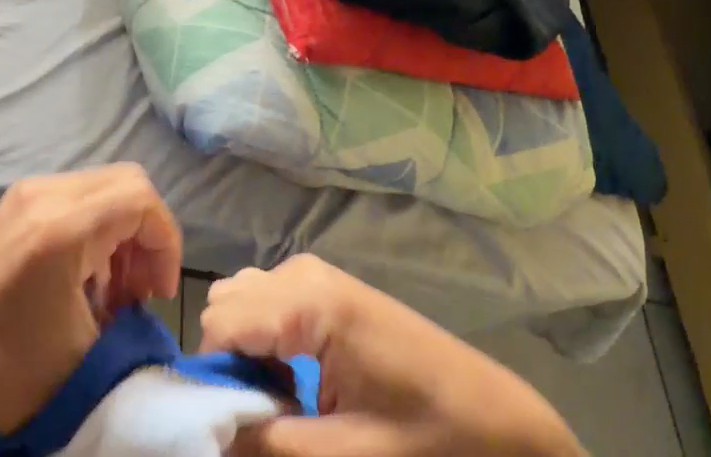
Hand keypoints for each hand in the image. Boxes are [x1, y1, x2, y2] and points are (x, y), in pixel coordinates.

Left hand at [0, 164, 182, 456]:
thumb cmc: (5, 369)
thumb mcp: (87, 357)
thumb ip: (135, 322)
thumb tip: (150, 304)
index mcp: (62, 226)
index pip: (142, 198)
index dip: (166, 244)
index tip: (156, 295)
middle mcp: (43, 194)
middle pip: (125, 184)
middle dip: (146, 237)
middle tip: (138, 293)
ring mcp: (22, 194)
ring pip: (100, 189)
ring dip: (120, 235)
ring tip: (111, 294)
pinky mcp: (10, 206)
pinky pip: (73, 199)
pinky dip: (93, 231)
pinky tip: (81, 281)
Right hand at [199, 257, 584, 456]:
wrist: (504, 423)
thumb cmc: (432, 441)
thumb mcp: (347, 455)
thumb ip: (267, 443)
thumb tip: (206, 436)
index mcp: (310, 305)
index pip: (219, 324)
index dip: (213, 375)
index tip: (232, 422)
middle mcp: (303, 273)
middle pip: (224, 306)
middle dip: (228, 361)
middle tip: (262, 413)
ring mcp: (314, 274)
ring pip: (238, 300)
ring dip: (244, 349)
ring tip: (280, 398)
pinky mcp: (324, 286)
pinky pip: (265, 301)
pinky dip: (263, 338)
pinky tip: (295, 379)